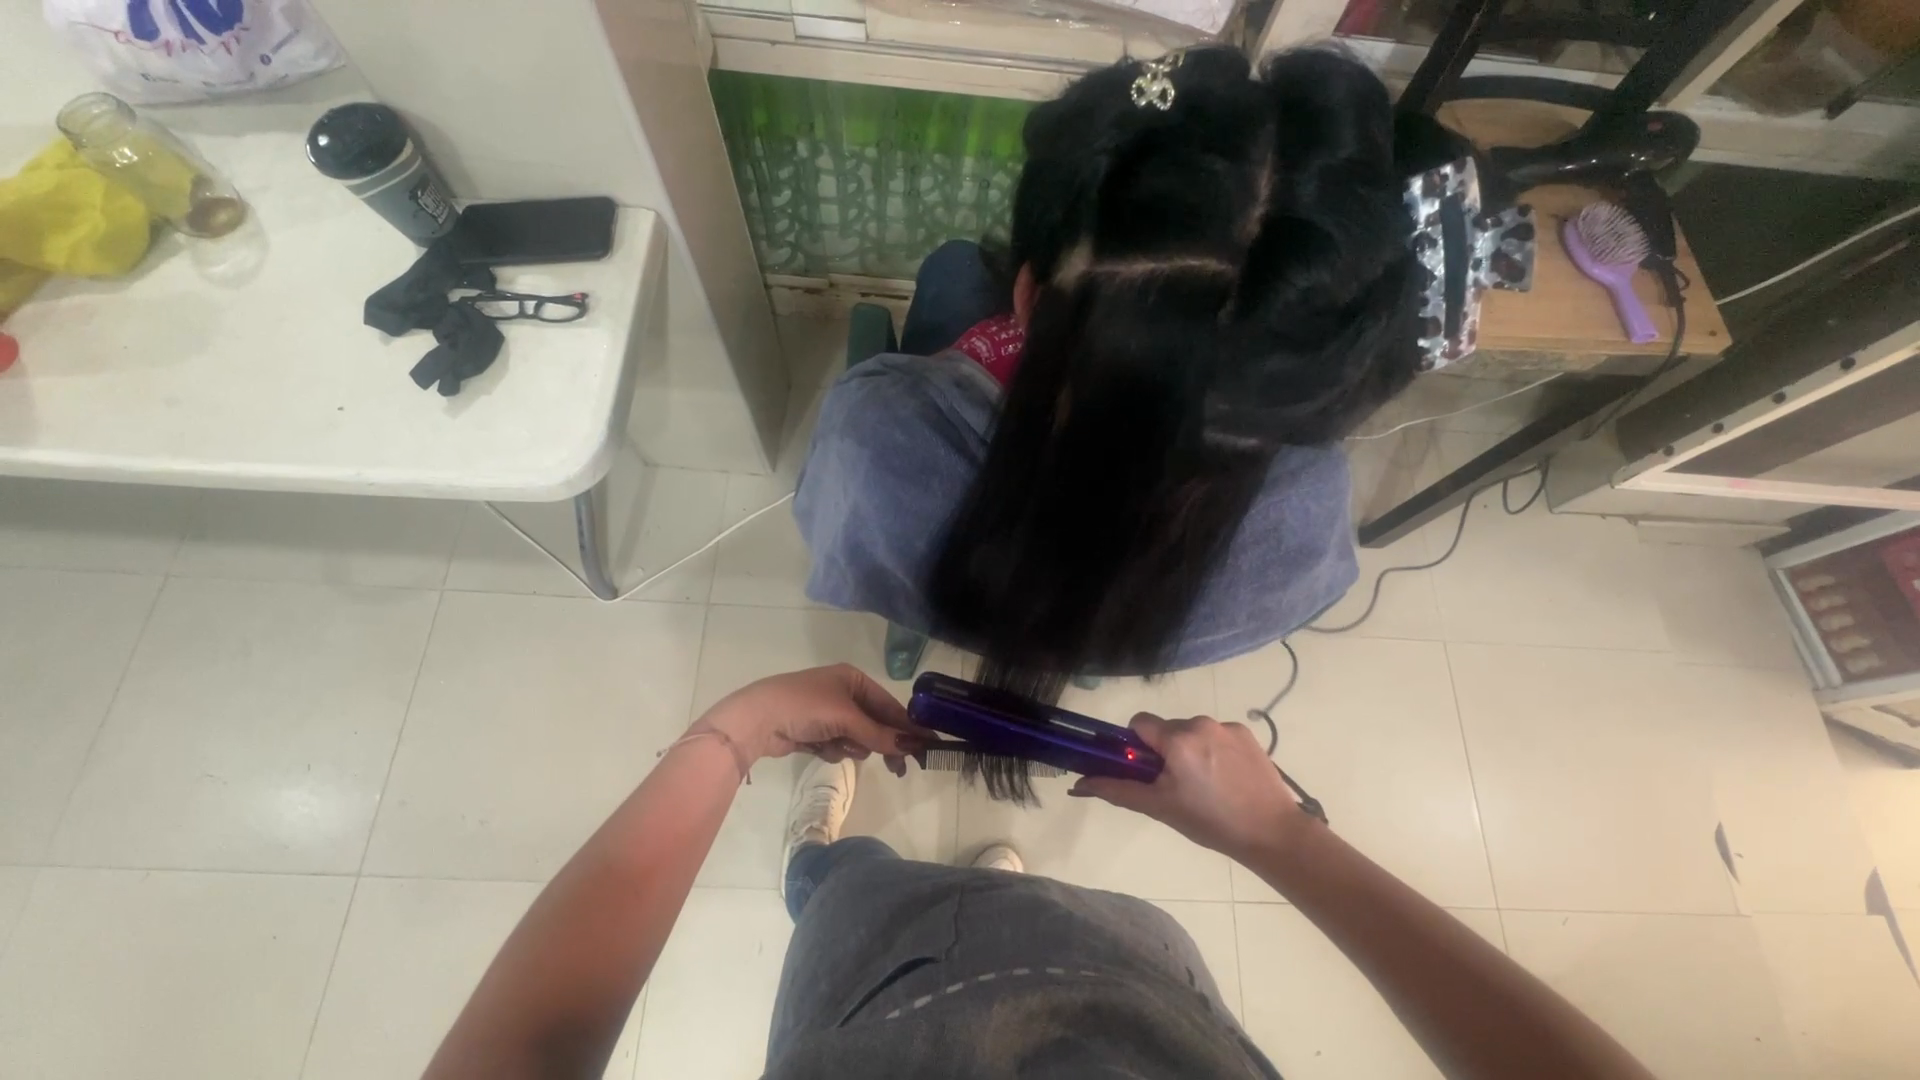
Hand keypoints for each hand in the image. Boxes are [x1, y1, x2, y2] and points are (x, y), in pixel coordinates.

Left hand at [696, 665, 929, 776]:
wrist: (755, 719)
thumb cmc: (804, 706)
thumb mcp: (846, 718)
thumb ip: (878, 733)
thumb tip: (910, 746)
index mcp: (853, 678)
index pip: (889, 704)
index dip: (907, 726)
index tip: (926, 746)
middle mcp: (842, 692)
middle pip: (874, 723)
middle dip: (881, 743)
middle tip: (898, 768)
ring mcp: (826, 712)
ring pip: (856, 737)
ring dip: (851, 746)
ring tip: (838, 748)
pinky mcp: (812, 731)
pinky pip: (836, 745)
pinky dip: (832, 750)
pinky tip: (820, 749)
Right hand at [1071, 714, 1321, 862]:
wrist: (1272, 832)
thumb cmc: (1210, 822)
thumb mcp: (1159, 807)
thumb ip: (1118, 789)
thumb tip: (1081, 783)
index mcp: (1177, 739)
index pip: (1139, 723)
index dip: (1136, 745)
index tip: (1147, 770)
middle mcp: (1200, 723)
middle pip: (1167, 728)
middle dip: (1165, 751)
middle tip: (1177, 786)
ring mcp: (1227, 727)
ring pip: (1192, 732)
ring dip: (1190, 751)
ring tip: (1206, 786)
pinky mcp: (1247, 734)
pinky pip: (1217, 735)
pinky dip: (1214, 751)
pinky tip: (1227, 779)